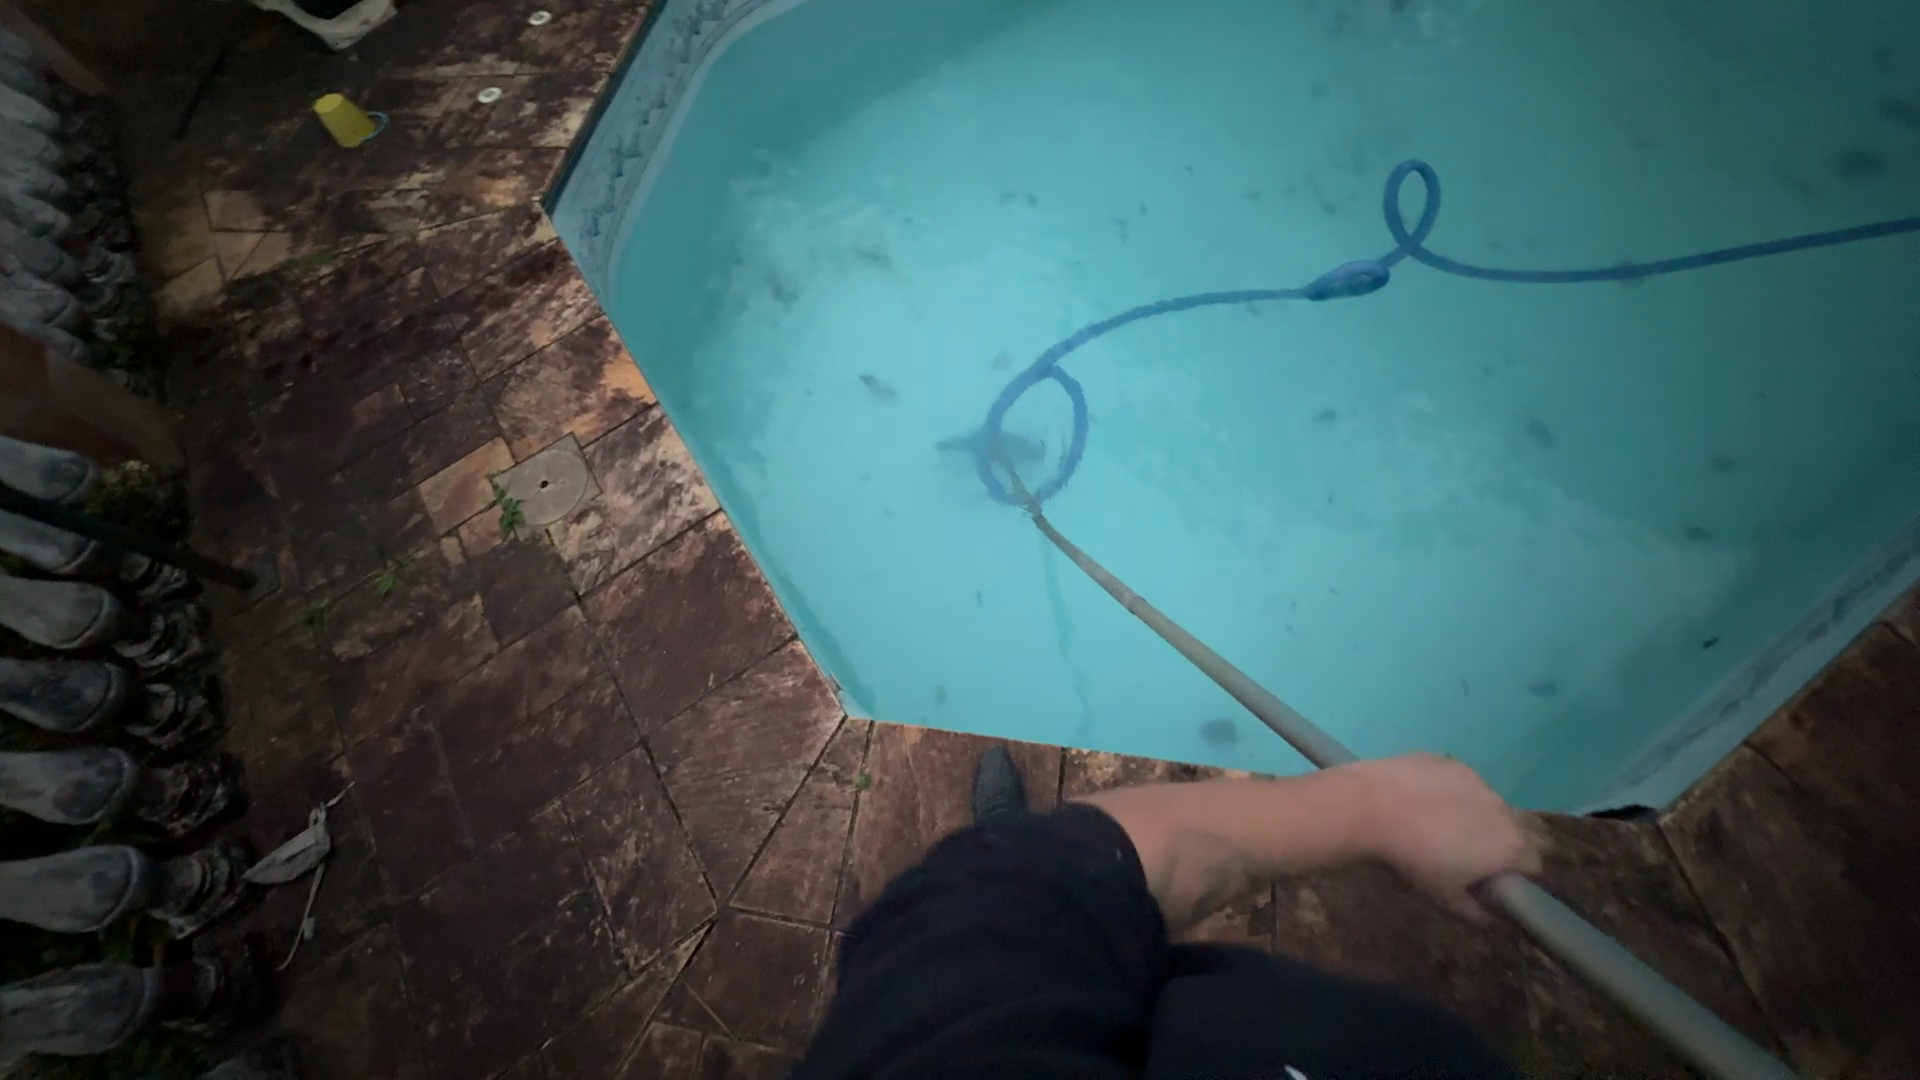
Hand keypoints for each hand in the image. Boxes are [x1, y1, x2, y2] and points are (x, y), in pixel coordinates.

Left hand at [1344, 754, 1540, 919]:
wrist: (1369, 805)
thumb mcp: (1443, 893)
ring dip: (1472, 810)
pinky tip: (1419, 794)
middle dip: (1495, 838)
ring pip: (1485, 800)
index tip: (1488, 875)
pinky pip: (1457, 778)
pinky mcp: (1445, 759)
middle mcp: (1501, 808)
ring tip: (1436, 817)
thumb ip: (1472, 908)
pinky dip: (1446, 787)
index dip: (1511, 871)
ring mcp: (1474, 779)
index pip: (1531, 863)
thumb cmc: (1412, 856)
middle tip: (1462, 846)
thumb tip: (1485, 915)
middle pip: (1512, 827)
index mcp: (1510, 845)